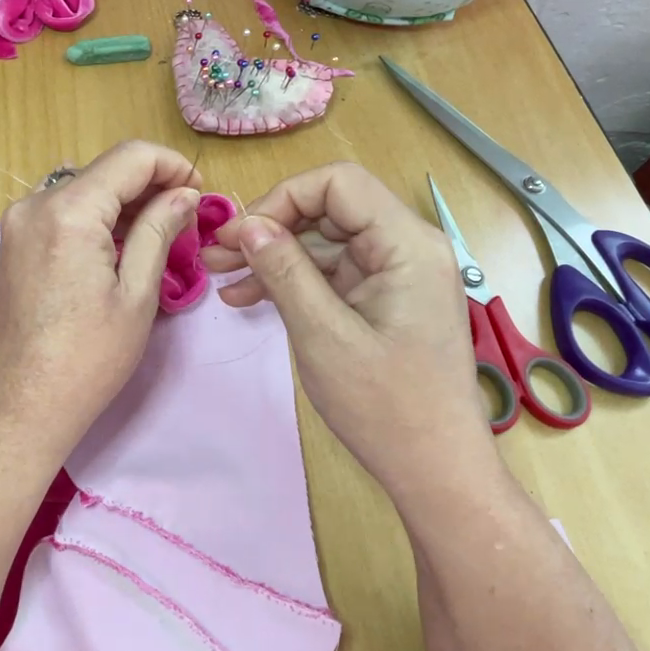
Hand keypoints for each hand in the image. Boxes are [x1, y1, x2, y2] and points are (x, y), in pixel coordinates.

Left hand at [0, 140, 202, 431]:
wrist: (21, 403)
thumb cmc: (87, 358)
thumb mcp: (137, 294)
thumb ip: (159, 231)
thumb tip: (183, 194)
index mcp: (67, 210)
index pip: (130, 156)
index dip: (173, 166)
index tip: (200, 195)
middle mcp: (35, 203)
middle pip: (104, 170)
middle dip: (150, 185)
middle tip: (186, 221)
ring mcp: (18, 222)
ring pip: (84, 189)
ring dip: (123, 202)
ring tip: (159, 234)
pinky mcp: (13, 242)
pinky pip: (63, 211)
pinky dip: (96, 218)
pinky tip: (120, 245)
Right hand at [200, 162, 492, 492]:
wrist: (433, 467)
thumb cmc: (384, 404)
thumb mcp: (323, 334)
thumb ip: (285, 272)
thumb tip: (248, 226)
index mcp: (407, 245)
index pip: (338, 184)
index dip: (282, 199)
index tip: (240, 235)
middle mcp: (406, 248)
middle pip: (328, 208)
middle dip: (270, 227)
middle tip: (217, 254)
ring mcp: (394, 274)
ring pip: (322, 241)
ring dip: (271, 256)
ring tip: (220, 275)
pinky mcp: (381, 299)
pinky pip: (329, 273)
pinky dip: (289, 281)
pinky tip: (247, 297)